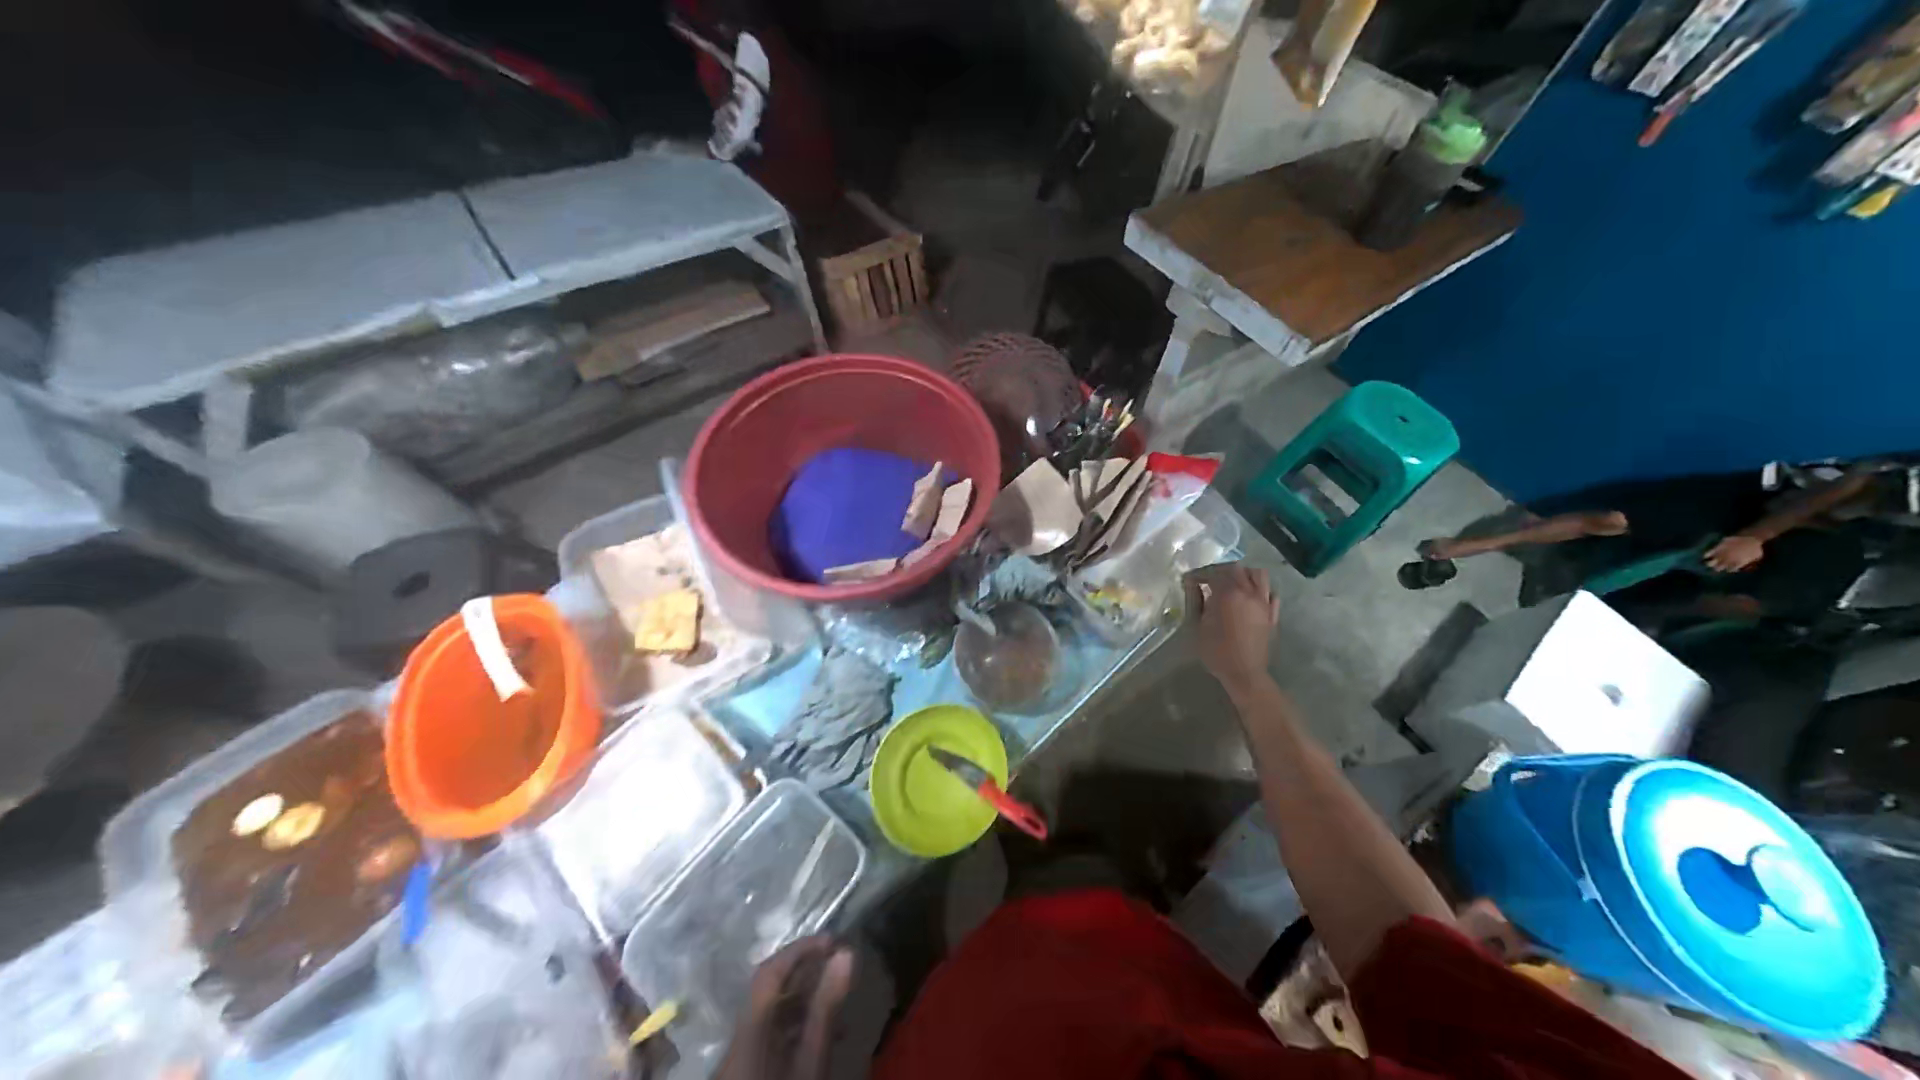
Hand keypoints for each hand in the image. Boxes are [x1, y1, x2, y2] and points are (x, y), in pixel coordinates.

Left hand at [714, 937, 855, 1079]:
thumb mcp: (811, 1065)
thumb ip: (826, 1009)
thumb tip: (845, 954)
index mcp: (749, 1035)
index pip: (768, 974)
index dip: (799, 950)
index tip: (834, 941)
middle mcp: (737, 1041)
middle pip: (768, 992)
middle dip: (805, 972)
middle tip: (840, 961)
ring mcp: (738, 1060)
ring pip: (770, 1014)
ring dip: (804, 999)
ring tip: (839, 995)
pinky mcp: (746, 1072)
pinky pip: (770, 1036)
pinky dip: (797, 1025)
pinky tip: (825, 1032)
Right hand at [1184, 563, 1278, 693]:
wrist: (1243, 673)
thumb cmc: (1216, 651)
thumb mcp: (1197, 625)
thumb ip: (1195, 600)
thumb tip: (1192, 584)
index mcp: (1228, 594)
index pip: (1213, 573)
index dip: (1199, 574)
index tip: (1189, 581)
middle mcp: (1248, 593)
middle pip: (1236, 569)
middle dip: (1219, 570)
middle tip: (1208, 580)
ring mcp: (1264, 602)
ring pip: (1258, 575)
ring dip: (1243, 574)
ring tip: (1232, 584)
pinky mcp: (1272, 614)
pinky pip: (1270, 593)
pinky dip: (1260, 590)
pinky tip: (1250, 598)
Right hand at [1704, 534, 1764, 572]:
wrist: (1751, 537)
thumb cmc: (1756, 548)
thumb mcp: (1756, 558)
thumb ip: (1748, 563)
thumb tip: (1744, 567)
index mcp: (1737, 564)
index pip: (1729, 570)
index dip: (1729, 569)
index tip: (1729, 568)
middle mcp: (1728, 561)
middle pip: (1718, 568)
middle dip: (1717, 568)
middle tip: (1717, 567)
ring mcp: (1721, 554)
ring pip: (1710, 563)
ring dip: (1710, 564)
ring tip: (1709, 564)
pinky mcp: (1717, 548)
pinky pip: (1708, 553)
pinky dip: (1706, 555)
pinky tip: (1706, 556)